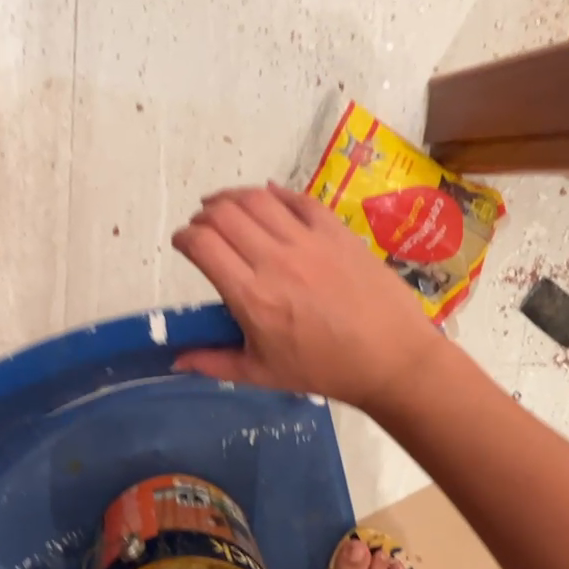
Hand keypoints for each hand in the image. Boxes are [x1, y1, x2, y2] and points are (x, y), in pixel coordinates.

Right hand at [170, 183, 443, 410]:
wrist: (392, 358)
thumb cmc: (324, 370)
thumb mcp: (261, 375)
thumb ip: (213, 363)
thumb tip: (176, 359)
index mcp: (252, 297)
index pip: (202, 246)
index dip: (184, 238)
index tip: (182, 244)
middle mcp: (275, 260)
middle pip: (224, 215)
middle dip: (203, 216)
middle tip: (201, 228)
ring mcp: (308, 241)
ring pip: (256, 200)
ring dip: (230, 198)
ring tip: (223, 207)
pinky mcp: (336, 231)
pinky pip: (297, 199)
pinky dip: (273, 193)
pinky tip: (264, 197)